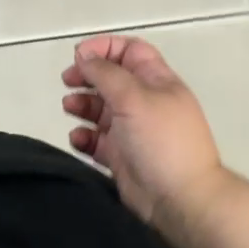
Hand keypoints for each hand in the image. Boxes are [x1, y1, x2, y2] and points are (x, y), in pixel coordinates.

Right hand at [62, 35, 232, 227]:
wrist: (181, 200)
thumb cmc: (161, 140)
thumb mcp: (134, 97)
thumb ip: (105, 73)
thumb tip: (84, 56)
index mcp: (157, 82)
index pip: (131, 51)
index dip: (105, 48)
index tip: (79, 55)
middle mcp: (144, 102)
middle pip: (111, 78)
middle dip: (88, 76)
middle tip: (68, 81)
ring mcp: (133, 130)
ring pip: (101, 108)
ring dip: (82, 104)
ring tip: (70, 108)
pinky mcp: (121, 157)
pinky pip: (97, 140)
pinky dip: (84, 137)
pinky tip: (78, 139)